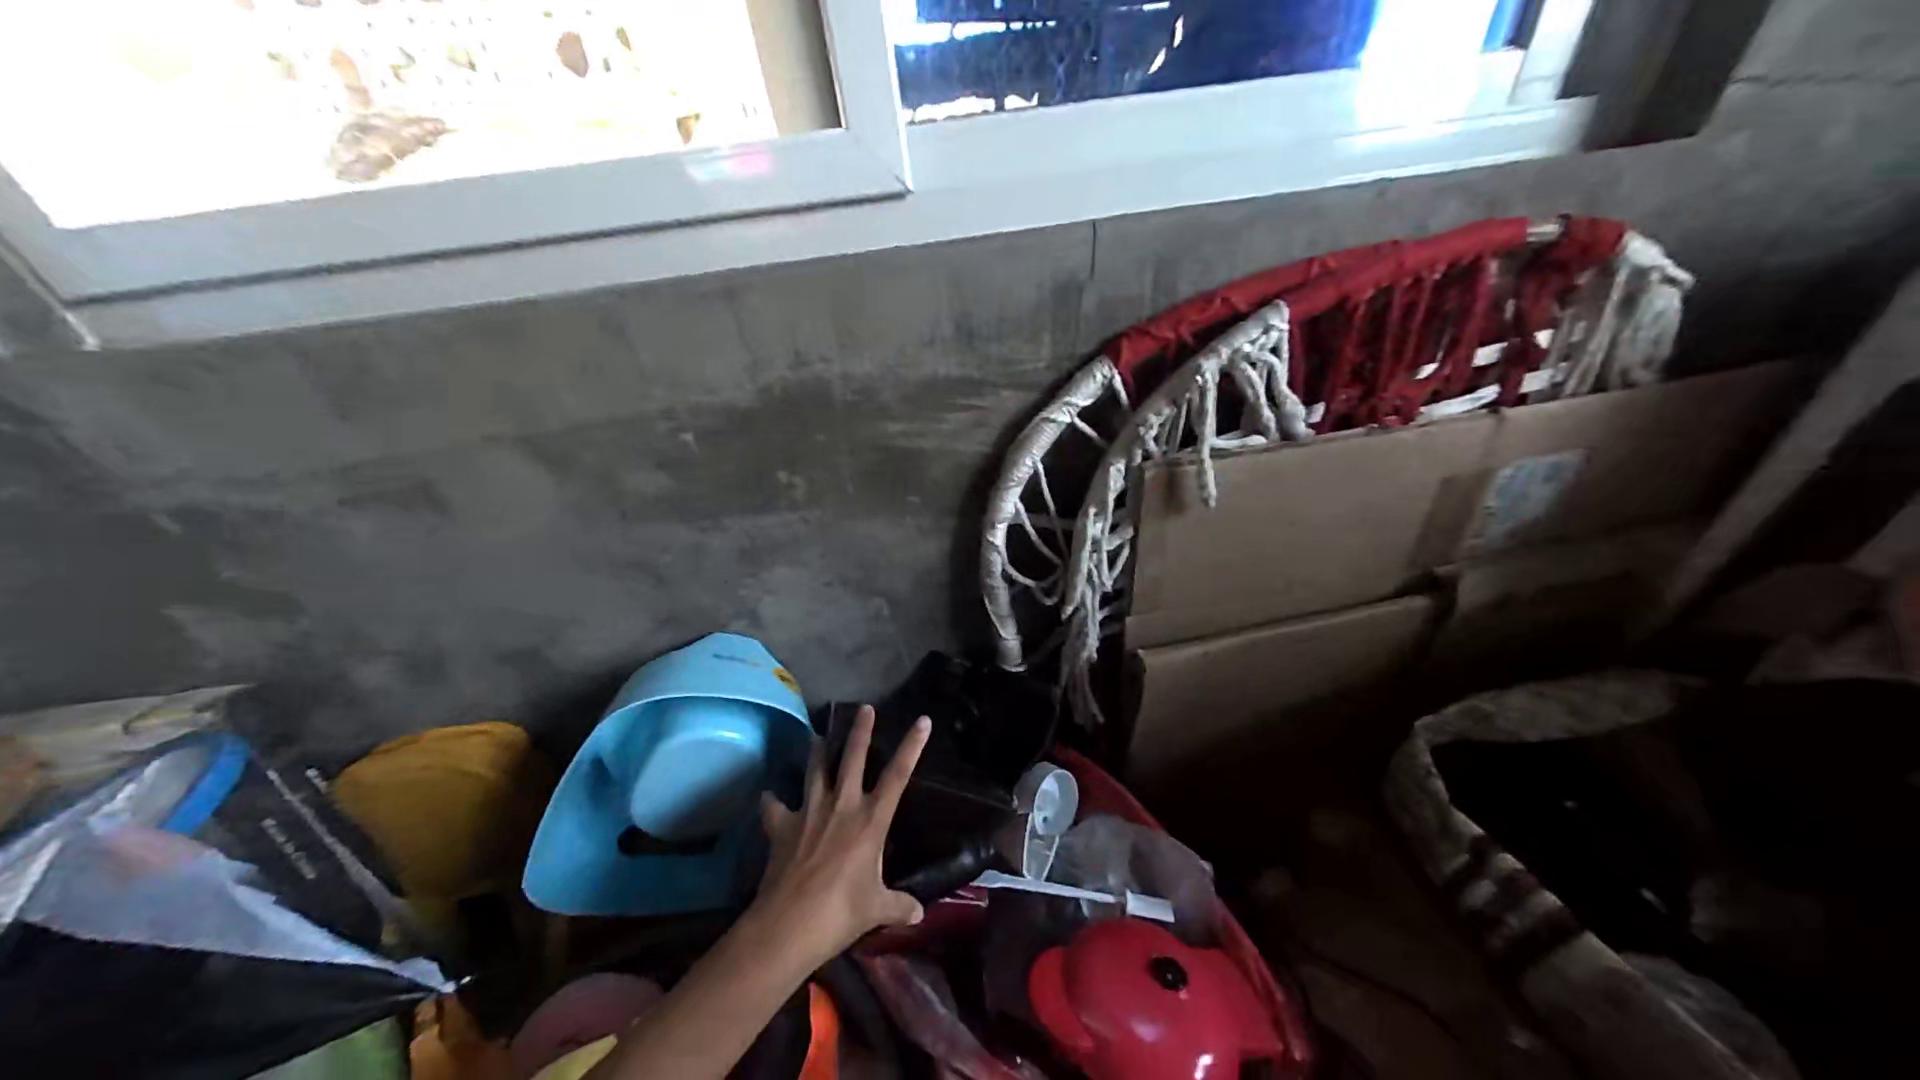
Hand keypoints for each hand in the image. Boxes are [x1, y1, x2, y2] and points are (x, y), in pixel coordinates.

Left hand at [752, 706, 929, 966]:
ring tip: (818, 736)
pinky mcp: (781, 826)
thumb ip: (899, 905)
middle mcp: (842, 806)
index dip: (912, 746)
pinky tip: (769, 797)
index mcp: (871, 820)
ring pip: (815, 770)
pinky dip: (773, 802)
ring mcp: (809, 812)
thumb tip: (919, 913)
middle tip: (864, 708)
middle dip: (861, 731)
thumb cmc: (841, 913)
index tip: (922, 720)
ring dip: (818, 752)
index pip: (899, 775)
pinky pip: (775, 808)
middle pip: (853, 758)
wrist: (788, 924)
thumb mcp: (877, 909)